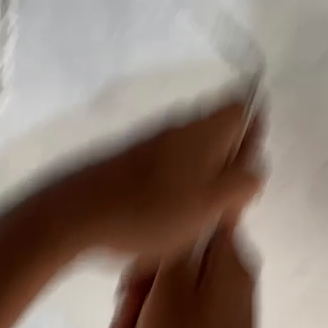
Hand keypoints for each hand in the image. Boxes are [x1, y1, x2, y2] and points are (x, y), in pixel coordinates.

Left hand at [42, 95, 263, 260]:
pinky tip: (166, 221)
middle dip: (231, 168)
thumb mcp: (211, 204)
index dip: (254, 136)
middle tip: (223, 208)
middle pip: (221, 134)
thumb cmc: (150, 211)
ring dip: (204, 185)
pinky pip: (170, 171)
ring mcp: (151, 143)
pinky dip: (178, 192)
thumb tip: (252, 168)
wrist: (73, 216)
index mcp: (204, 129)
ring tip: (194, 221)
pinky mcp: (130, 163)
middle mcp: (179, 126)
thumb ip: (243, 182)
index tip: (245, 173)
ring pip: (195, 156)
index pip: (244, 106)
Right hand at [135, 222, 257, 327]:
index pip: (197, 219)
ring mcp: (218, 311)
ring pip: (165, 294)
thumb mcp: (170, 289)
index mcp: (231, 262)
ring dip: (135, 316)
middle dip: (139, 287)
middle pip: (174, 260)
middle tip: (125, 310)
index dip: (162, 234)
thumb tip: (202, 204)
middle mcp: (230, 281)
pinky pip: (171, 321)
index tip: (141, 259)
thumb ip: (178, 244)